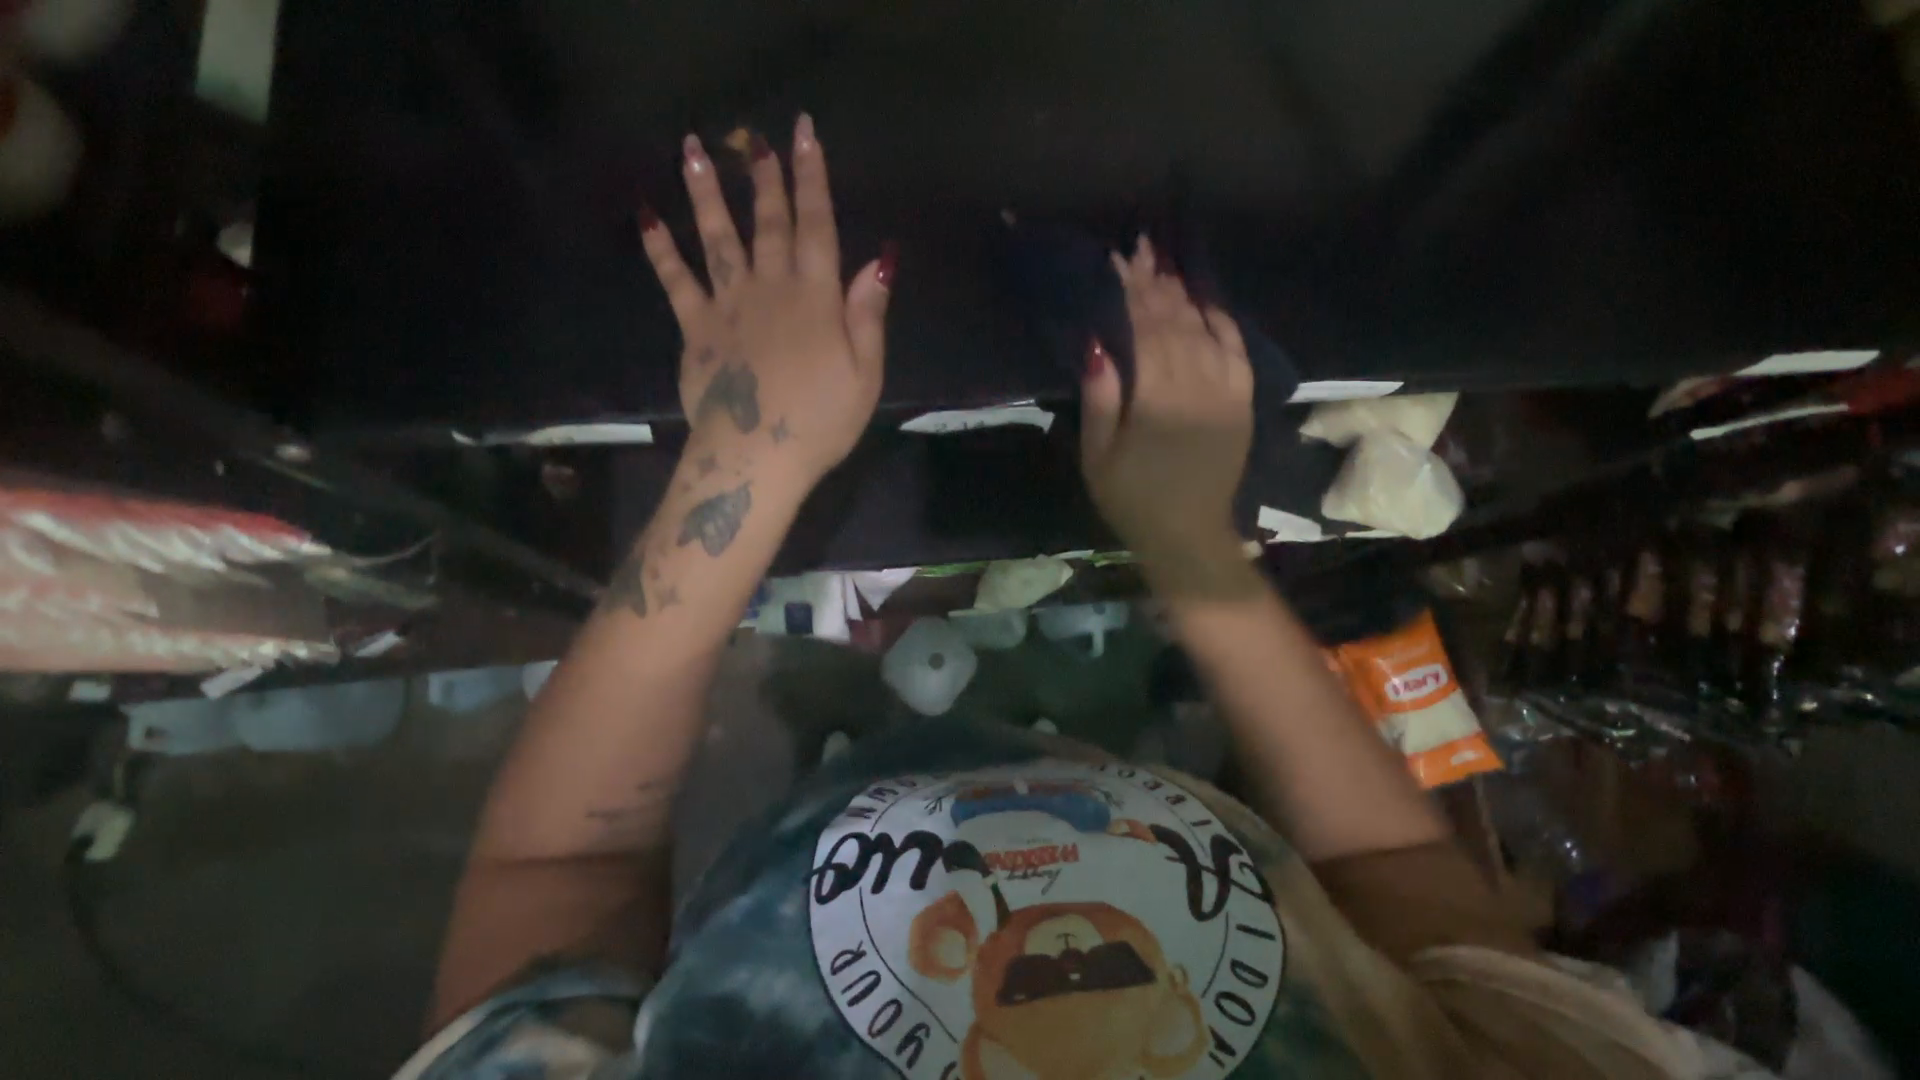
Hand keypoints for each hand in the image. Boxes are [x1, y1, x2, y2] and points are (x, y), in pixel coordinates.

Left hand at [642, 114, 892, 488]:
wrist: (756, 457)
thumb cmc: (820, 422)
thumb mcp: (865, 374)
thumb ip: (867, 314)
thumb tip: (879, 259)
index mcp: (815, 298)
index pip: (817, 225)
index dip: (812, 177)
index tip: (804, 134)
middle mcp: (770, 288)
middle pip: (769, 223)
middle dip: (765, 177)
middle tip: (754, 136)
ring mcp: (728, 305)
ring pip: (718, 238)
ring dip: (707, 192)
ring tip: (693, 150)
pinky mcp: (696, 329)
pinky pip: (676, 281)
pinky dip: (661, 249)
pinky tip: (647, 217)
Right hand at [1080, 239, 1254, 589]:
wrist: (1189, 534)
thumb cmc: (1131, 498)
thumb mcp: (1098, 456)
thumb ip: (1101, 398)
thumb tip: (1098, 342)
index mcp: (1156, 400)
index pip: (1145, 330)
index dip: (1132, 292)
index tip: (1119, 259)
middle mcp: (1196, 387)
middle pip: (1175, 322)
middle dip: (1156, 283)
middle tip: (1141, 248)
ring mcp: (1225, 393)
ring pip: (1206, 330)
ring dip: (1185, 296)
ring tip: (1167, 266)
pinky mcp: (1242, 403)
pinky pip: (1236, 351)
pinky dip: (1222, 322)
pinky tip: (1207, 302)